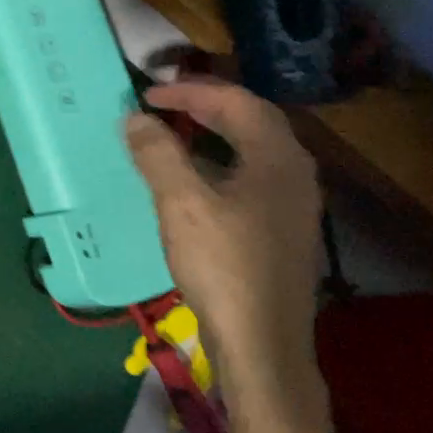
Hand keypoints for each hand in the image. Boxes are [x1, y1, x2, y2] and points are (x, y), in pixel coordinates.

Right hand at [125, 80, 323, 381]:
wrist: (262, 341)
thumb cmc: (223, 266)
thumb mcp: (181, 205)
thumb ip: (158, 155)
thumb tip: (136, 118)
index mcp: (277, 159)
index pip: (238, 103)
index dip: (191, 91)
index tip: (147, 94)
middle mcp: (295, 174)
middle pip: (254, 121)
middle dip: (207, 106)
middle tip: (163, 104)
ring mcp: (294, 204)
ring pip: (255, 150)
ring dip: (215, 133)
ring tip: (175, 134)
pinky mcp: (283, 230)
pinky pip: (252, 176)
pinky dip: (220, 162)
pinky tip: (196, 181)